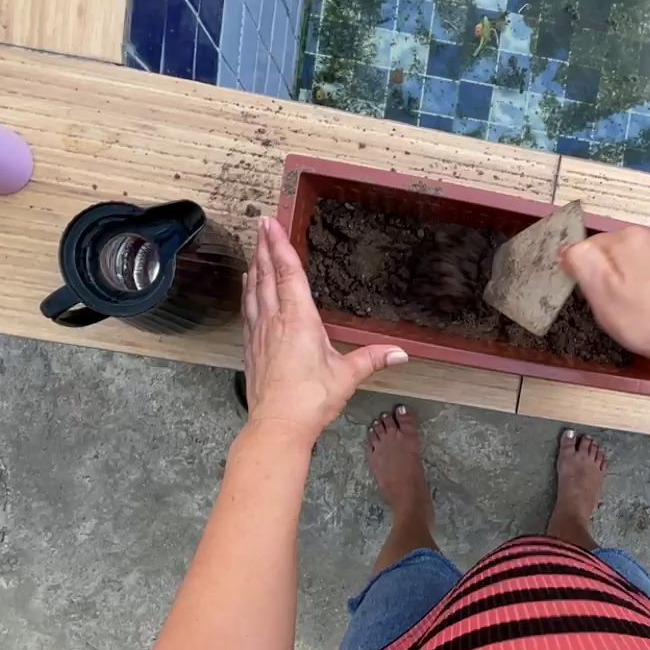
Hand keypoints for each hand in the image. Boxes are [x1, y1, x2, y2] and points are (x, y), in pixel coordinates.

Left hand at [242, 217, 407, 441]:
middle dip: (264, 248)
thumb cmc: (310, 400)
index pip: (289, 274)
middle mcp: (275, 322)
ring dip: (255, 267)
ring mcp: (259, 335)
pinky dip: (248, 293)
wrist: (278, 425)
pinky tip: (248, 290)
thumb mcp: (347, 376)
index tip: (271, 224)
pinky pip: (248, 311)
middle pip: (267, 276)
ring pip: (254, 291)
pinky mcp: (252, 349)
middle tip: (261, 225)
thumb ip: (373, 359)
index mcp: (299, 320)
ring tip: (255, 251)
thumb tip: (400, 353)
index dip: (280, 246)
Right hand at [559, 227, 649, 366]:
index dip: (583, 273)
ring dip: (630, 282)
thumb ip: (580, 261)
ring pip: (636, 264)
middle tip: (611, 306)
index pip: (587, 247)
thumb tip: (569, 249)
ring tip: (634, 311)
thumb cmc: (645, 320)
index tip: (591, 295)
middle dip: (608, 277)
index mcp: (626, 239)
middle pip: (614, 254)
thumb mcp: (599, 291)